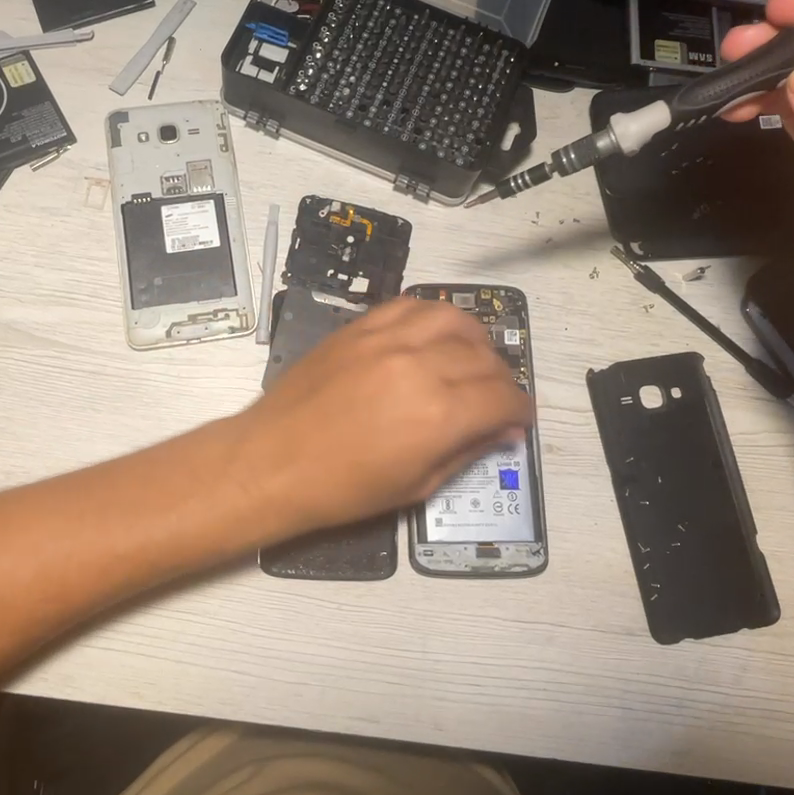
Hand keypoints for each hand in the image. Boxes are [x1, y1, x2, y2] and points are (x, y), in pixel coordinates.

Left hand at [231, 296, 530, 532]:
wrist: (273, 461)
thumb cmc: (342, 488)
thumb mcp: (416, 486)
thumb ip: (466, 451)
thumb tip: (502, 431)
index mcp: (439, 414)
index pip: (503, 398)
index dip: (520, 410)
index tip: (518, 419)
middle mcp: (420, 366)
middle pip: (484, 358)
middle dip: (500, 380)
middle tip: (494, 399)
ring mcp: (387, 339)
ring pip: (452, 319)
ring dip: (474, 339)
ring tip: (472, 359)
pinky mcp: (359, 328)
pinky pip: (410, 306)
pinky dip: (432, 317)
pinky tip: (433, 335)